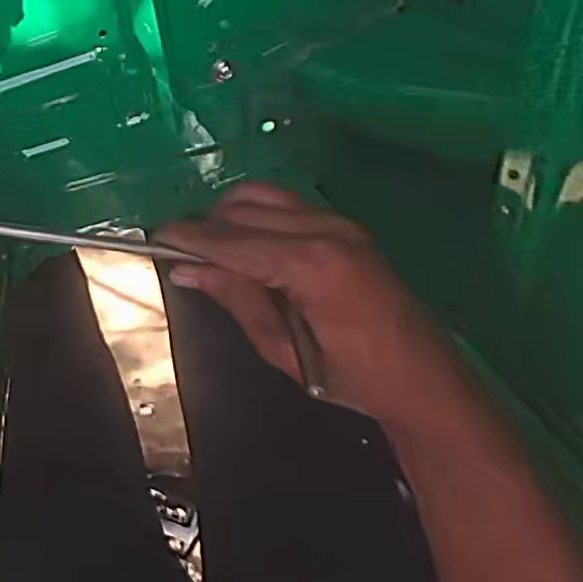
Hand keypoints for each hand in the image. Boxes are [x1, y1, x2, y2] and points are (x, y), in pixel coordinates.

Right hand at [155, 182, 464, 428]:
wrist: (428, 384)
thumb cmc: (354, 379)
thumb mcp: (281, 348)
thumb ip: (234, 298)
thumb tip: (187, 270)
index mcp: (313, 266)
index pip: (230, 240)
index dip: (187, 238)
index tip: (154, 238)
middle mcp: (327, 231)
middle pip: (240, 212)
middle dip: (202, 228)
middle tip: (178, 254)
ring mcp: (339, 222)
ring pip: (258, 197)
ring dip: (226, 216)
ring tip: (210, 249)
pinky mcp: (345, 224)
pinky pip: (282, 203)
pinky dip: (253, 214)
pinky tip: (245, 240)